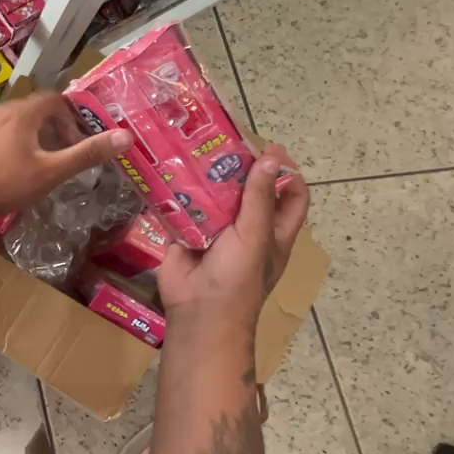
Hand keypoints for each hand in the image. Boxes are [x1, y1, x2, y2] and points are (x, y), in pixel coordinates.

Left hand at [0, 91, 131, 224]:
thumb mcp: (50, 172)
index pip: (54, 99)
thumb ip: (86, 154)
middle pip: (35, 109)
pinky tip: (14, 168)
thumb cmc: (2, 183)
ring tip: (45, 161)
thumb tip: (126, 136)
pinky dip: (15, 142)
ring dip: (35, 136)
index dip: (74, 115)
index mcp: (21, 113)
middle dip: (56, 126)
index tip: (83, 138)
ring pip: (16, 122)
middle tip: (69, 152)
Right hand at [157, 144, 307, 337]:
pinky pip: (179, 209)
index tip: (269, 148)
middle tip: (218, 143)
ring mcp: (213, 230)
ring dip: (201, 178)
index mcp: (273, 230)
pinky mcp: (183, 233)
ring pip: (211, 197)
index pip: (290, 195)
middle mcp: (245, 227)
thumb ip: (259, 199)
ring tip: (187, 151)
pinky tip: (163, 173)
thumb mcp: (255, 236)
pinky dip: (173, 193)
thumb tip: (270, 159)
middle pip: (246, 190)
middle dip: (236, 168)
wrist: (198, 309)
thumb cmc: (237, 277)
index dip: (285, 171)